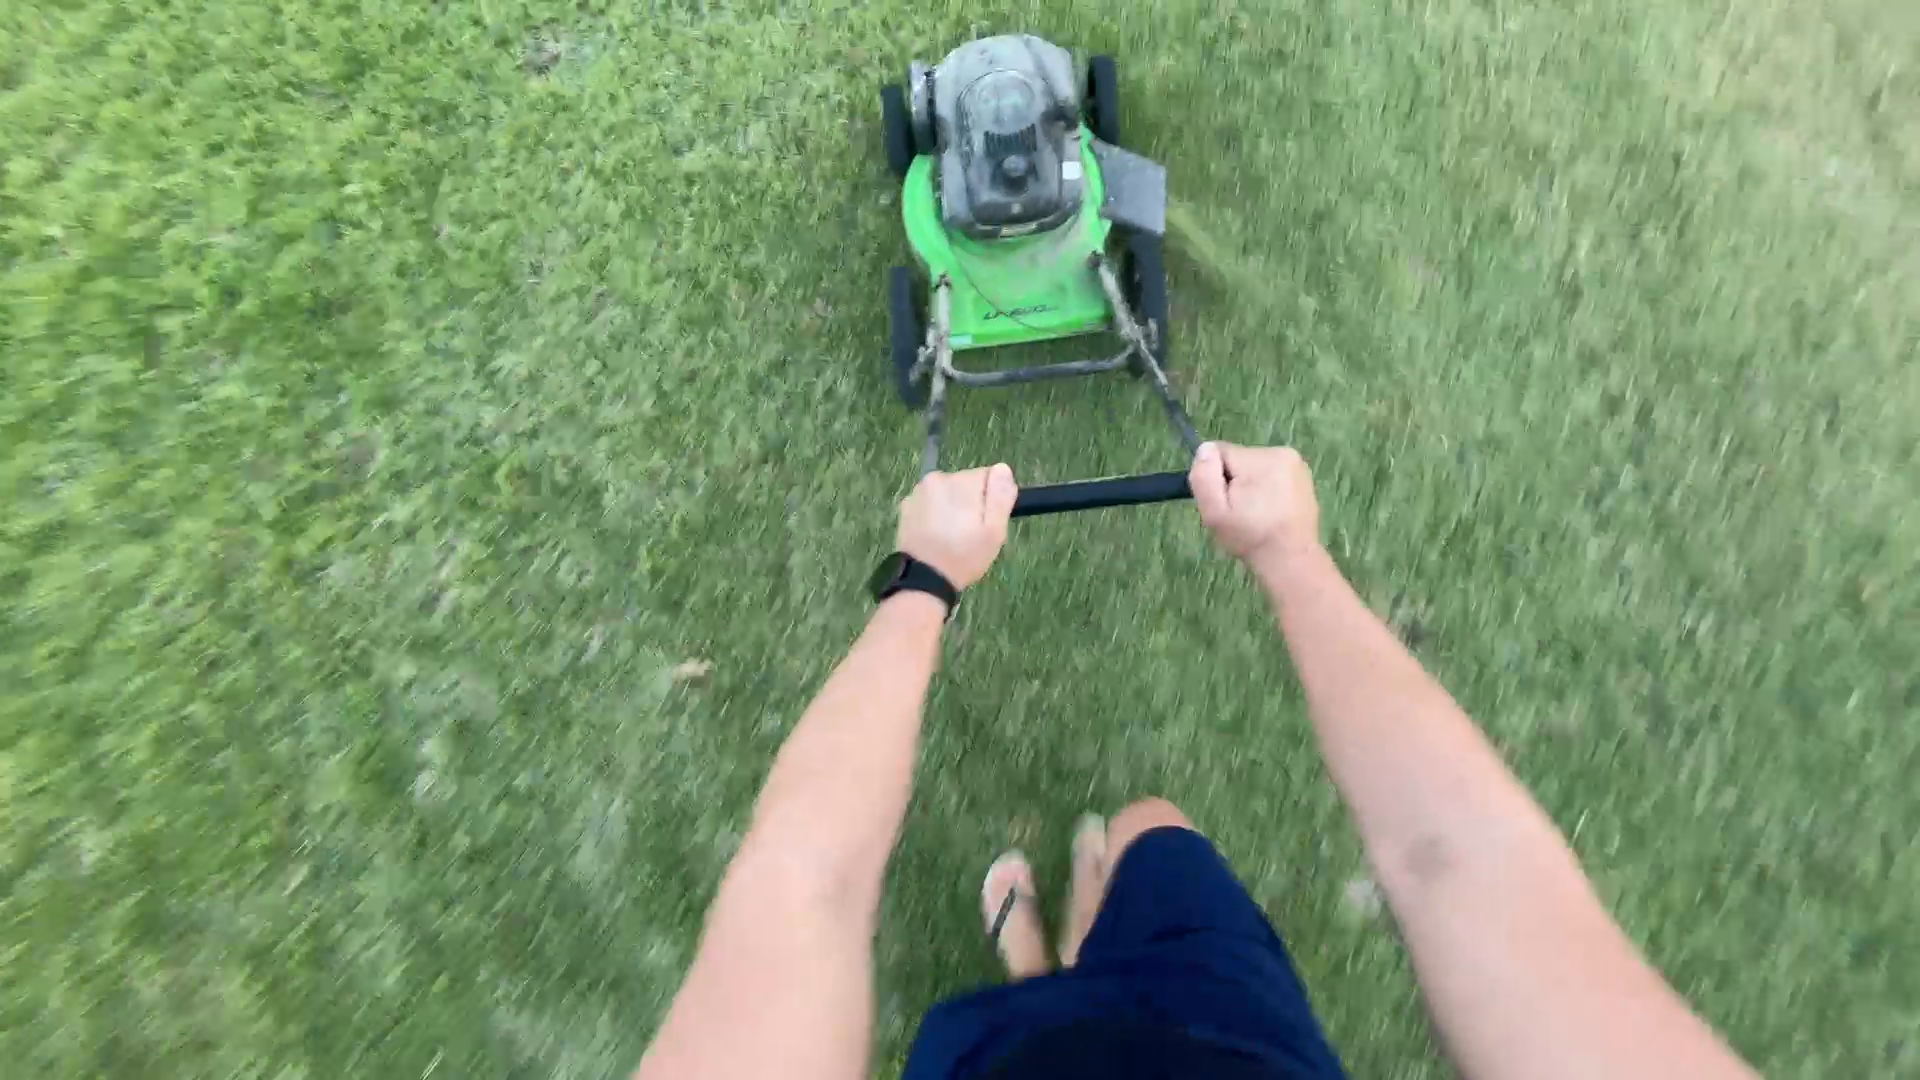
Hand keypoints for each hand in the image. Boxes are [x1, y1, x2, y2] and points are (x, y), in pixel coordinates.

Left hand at [897, 465, 1018, 589]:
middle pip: (966, 484)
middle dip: (972, 503)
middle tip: (971, 533)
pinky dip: (934, 514)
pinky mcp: (905, 507)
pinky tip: (935, 535)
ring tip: (952, 536)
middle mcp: (936, 478)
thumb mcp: (994, 531)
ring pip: (947, 494)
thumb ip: (1000, 496)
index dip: (992, 500)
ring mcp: (917, 492)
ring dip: (952, 508)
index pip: (988, 477)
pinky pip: (930, 504)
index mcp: (960, 481)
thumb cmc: (964, 557)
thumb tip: (1003, 468)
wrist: (924, 580)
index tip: (987, 523)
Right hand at [1189, 442, 1320, 567]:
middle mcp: (1280, 452)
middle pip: (1238, 459)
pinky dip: (1266, 489)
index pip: (1219, 453)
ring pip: (1253, 467)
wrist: (1290, 558)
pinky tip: (1270, 510)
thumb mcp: (1215, 512)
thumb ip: (1204, 477)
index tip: (1225, 502)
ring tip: (1255, 513)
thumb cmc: (1249, 537)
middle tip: (1238, 511)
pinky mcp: (1303, 476)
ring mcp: (1296, 463)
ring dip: (1249, 486)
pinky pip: (1271, 474)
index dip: (1215, 478)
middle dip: (1233, 482)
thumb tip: (1204, 449)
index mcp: (1259, 459)